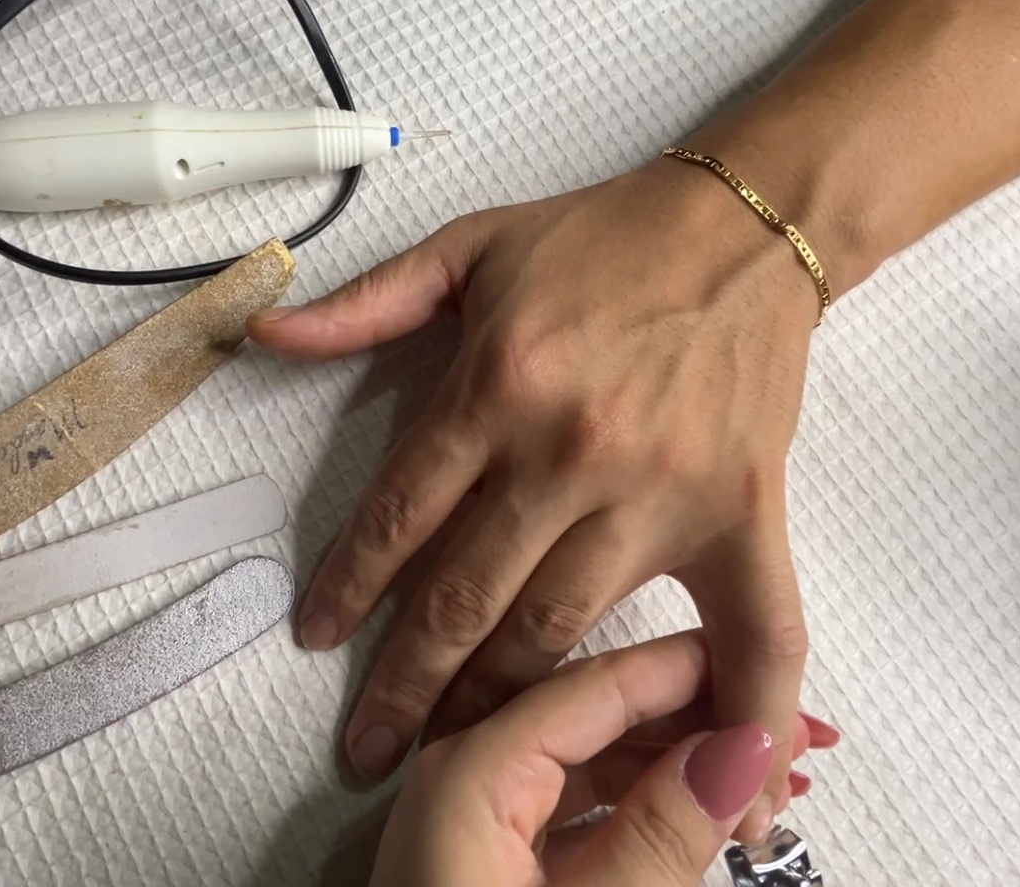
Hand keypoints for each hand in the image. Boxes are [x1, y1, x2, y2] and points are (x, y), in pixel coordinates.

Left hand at [250, 154, 821, 838]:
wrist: (737, 230)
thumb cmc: (596, 239)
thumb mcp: (468, 248)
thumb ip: (365, 303)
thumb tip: (266, 332)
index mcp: (496, 387)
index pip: (398, 514)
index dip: (348, 584)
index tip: (316, 636)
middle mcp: (570, 453)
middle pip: (464, 596)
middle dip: (407, 682)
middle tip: (369, 746)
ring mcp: (658, 494)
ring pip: (560, 630)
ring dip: (501, 704)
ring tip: (456, 751)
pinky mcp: (741, 514)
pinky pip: (753, 633)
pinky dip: (741, 716)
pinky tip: (723, 790)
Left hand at [369, 632, 839, 886]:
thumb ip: (659, 835)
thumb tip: (739, 748)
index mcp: (472, 771)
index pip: (591, 687)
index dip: (680, 670)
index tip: (763, 661)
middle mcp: (468, 772)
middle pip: (596, 716)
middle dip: (696, 716)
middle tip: (797, 728)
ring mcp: (481, 814)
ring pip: (595, 761)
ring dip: (682, 763)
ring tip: (773, 771)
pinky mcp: (498, 854)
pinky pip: (582, 807)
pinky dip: (646, 805)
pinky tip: (707, 808)